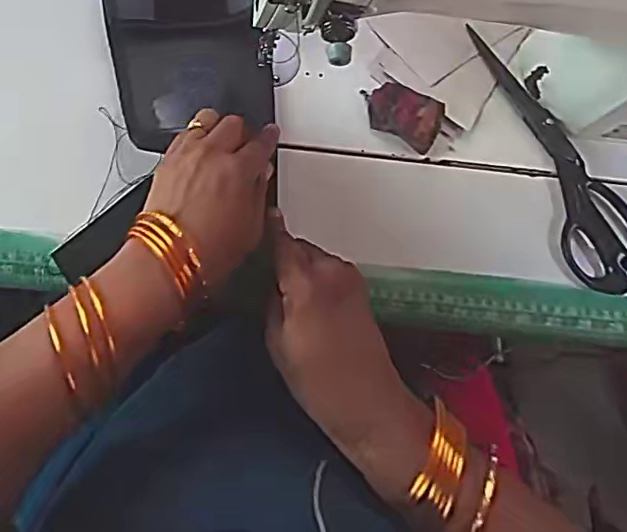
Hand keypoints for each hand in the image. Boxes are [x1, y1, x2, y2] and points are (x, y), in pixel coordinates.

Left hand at [141, 109, 278, 288]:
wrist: (167, 257)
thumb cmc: (206, 251)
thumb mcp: (251, 229)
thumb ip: (259, 193)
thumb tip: (261, 176)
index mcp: (239, 170)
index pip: (261, 142)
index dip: (269, 137)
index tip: (270, 135)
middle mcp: (213, 154)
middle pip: (235, 123)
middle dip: (244, 131)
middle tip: (246, 142)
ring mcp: (188, 153)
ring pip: (207, 118)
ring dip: (218, 126)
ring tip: (221, 138)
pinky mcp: (168, 158)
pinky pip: (184, 132)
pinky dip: (195, 134)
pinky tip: (198, 145)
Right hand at [266, 212, 431, 504]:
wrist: (371, 406)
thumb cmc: (318, 382)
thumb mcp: (277, 343)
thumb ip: (270, 300)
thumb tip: (268, 278)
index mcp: (307, 283)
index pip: (282, 242)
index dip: (267, 230)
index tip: (255, 219)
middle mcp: (331, 270)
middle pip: (298, 247)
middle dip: (283, 258)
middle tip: (267, 282)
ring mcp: (349, 275)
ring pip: (313, 257)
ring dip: (300, 268)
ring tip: (290, 299)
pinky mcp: (360, 285)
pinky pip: (327, 269)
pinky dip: (316, 277)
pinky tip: (310, 304)